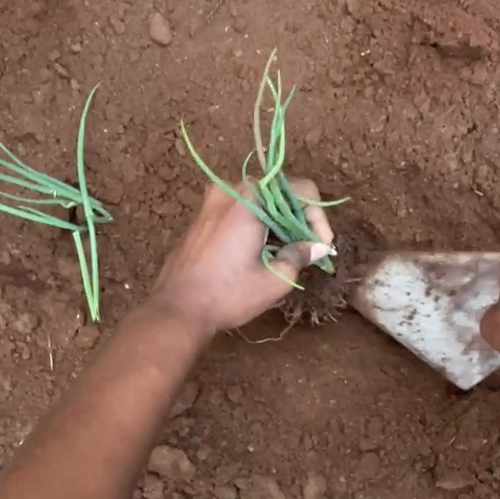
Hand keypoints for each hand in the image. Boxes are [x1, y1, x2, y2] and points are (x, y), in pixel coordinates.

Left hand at [150, 178, 334, 335]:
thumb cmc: (226, 295)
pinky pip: (241, 211)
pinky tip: (262, 254)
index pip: (301, 189)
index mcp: (250, 198)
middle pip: (280, 192)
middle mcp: (230, 190)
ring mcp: (212, 201)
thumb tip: (316, 247)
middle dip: (299, 221)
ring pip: (261, 202)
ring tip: (286, 256)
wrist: (178, 309)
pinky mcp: (203, 216)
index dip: (318, 218)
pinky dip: (258, 227)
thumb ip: (300, 256)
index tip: (321, 248)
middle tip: (307, 252)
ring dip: (279, 225)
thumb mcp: (273, 280)